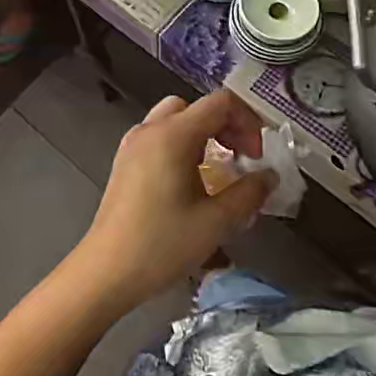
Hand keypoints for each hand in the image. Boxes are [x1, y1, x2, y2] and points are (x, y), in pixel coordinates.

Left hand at [68, 91, 271, 308]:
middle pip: (198, 107)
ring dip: (204, 133)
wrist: (105, 272)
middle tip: (241, 158)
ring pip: (176, 118)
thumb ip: (249, 193)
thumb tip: (269, 176)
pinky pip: (160, 136)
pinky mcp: (125, 162)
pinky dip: (182, 144)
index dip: (247, 123)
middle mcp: (151, 129)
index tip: (255, 157)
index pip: (220, 103)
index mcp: (173, 135)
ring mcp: (133, 144)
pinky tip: (189, 180)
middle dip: (227, 126)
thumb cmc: (161, 245)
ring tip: (217, 167)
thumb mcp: (216, 222)